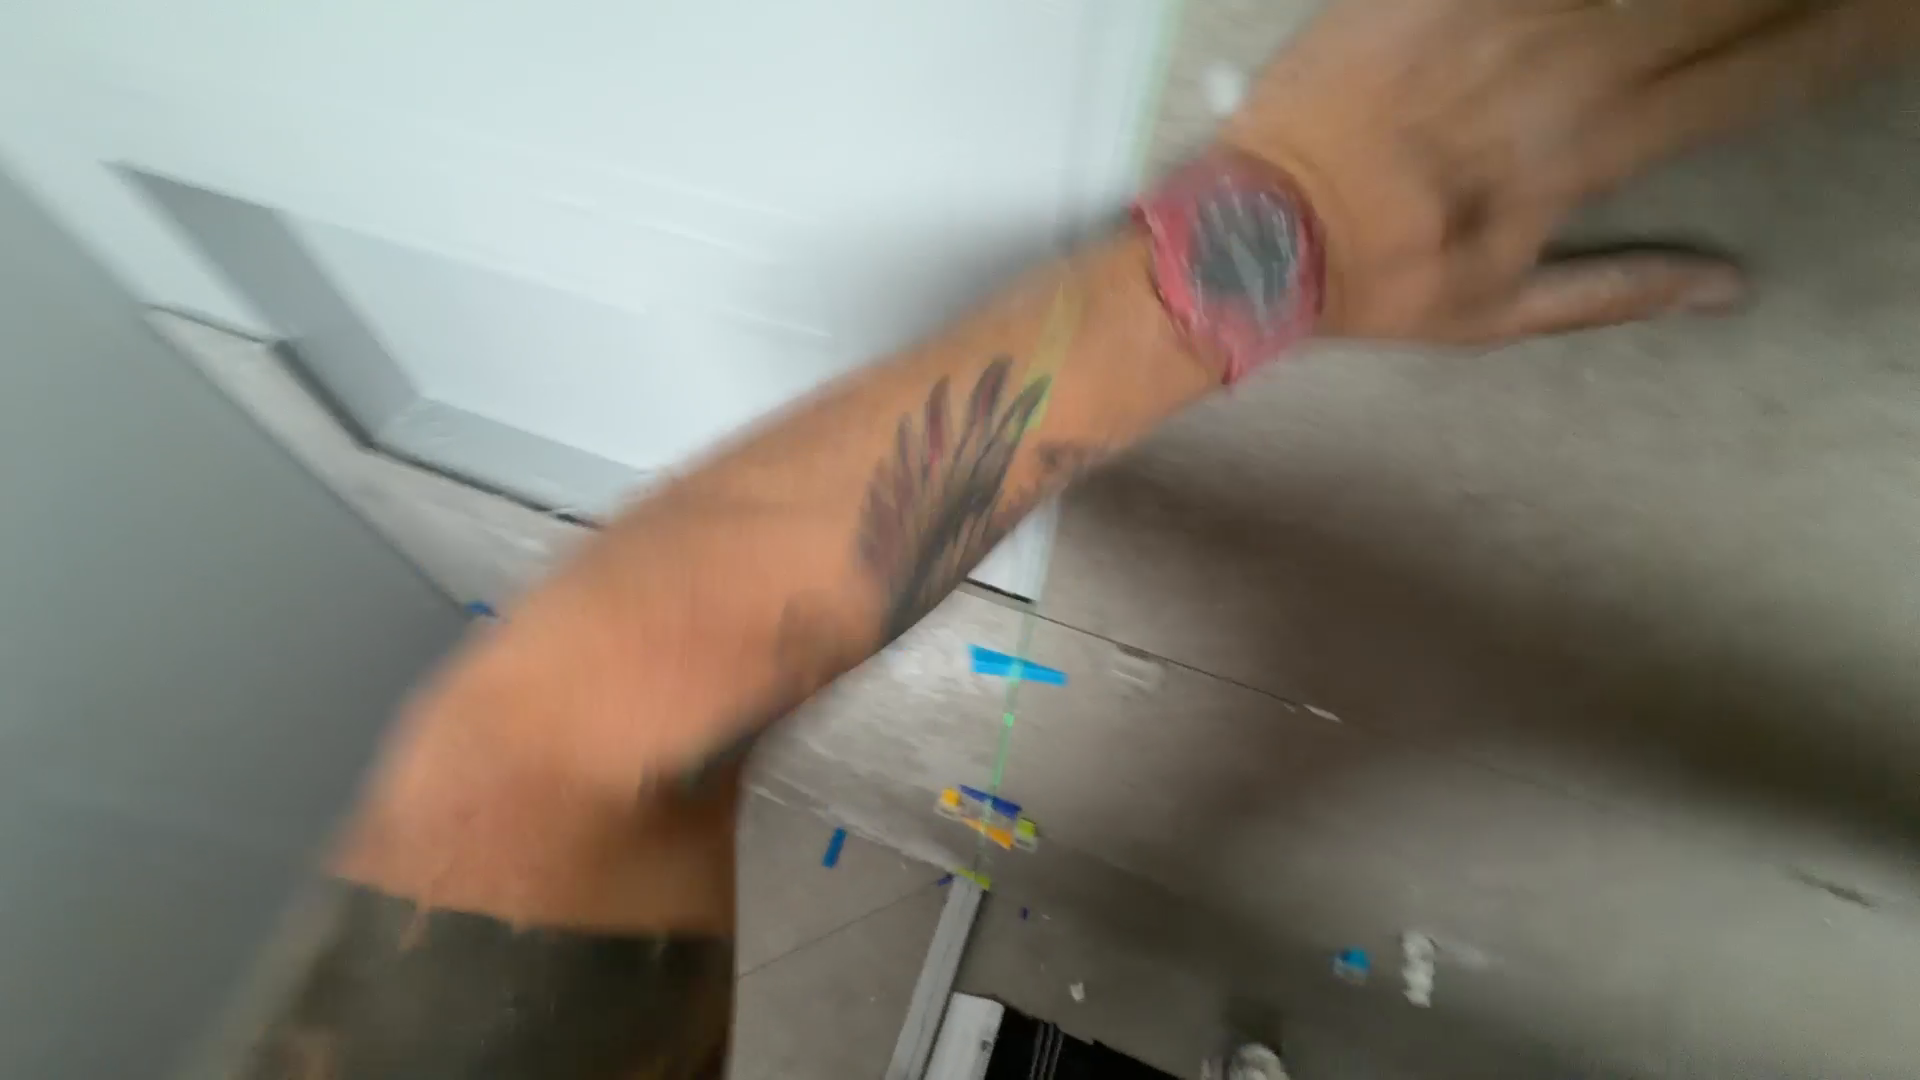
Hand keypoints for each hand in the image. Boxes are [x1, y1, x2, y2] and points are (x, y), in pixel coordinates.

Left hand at [1225, 0, 1918, 343]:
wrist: (1249, 238)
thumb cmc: (1361, 285)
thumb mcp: (1479, 318)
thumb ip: (1604, 294)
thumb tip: (1728, 288)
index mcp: (1585, 149)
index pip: (1760, 73)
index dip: (1849, 37)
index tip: (1899, 21)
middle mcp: (1561, 64)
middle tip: (1856, 2)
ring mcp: (1492, 14)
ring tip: (1709, 8)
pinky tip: (1596, 2)